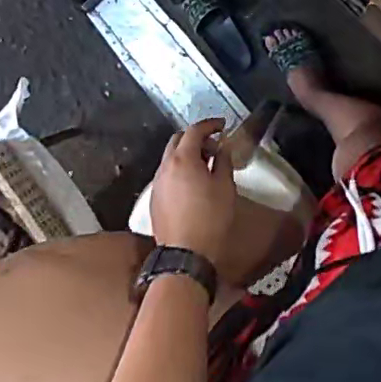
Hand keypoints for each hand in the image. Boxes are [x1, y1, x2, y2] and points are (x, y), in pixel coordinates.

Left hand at [150, 118, 237, 263]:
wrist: (185, 256)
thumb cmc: (210, 220)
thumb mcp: (225, 187)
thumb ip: (224, 161)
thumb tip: (223, 149)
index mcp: (182, 159)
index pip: (194, 130)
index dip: (210, 124)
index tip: (222, 126)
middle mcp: (165, 167)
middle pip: (178, 140)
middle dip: (196, 137)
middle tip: (214, 146)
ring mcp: (157, 184)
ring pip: (170, 158)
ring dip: (187, 154)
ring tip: (206, 166)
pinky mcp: (155, 200)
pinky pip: (167, 175)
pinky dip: (179, 170)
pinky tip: (193, 184)